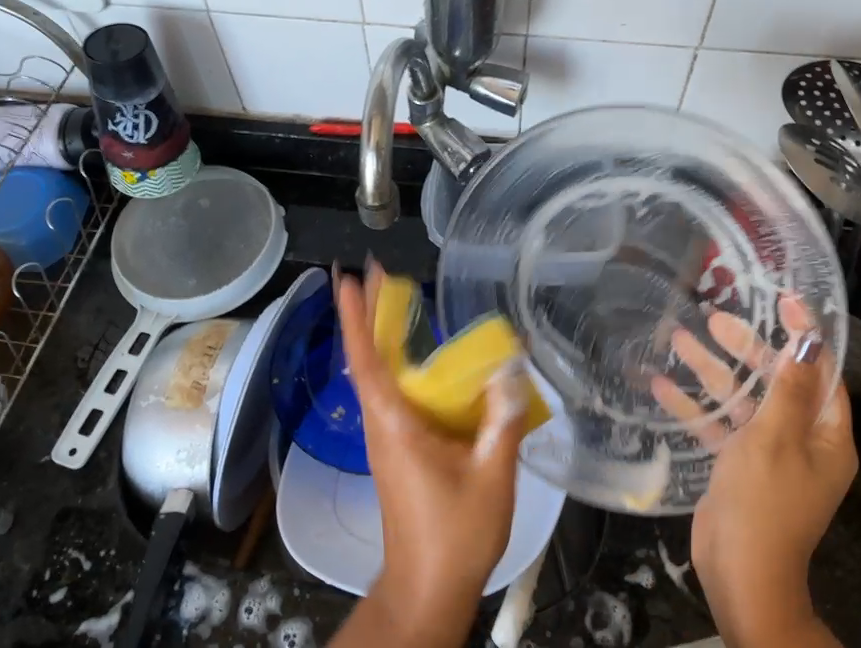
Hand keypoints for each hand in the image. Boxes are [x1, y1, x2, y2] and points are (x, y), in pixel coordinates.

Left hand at [329, 260, 531, 647]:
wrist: (429, 588)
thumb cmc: (455, 534)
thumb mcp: (491, 476)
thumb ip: (503, 421)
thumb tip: (511, 371)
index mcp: (396, 426)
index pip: (368, 362)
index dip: (358, 320)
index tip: (349, 282)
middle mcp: (383, 426)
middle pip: (370, 360)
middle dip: (370, 315)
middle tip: (376, 273)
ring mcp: (388, 439)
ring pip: (381, 377)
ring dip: (386, 338)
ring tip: (397, 301)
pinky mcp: (400, 451)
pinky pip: (397, 396)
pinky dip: (406, 367)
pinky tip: (433, 362)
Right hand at [654, 297, 853, 647]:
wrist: (740, 573)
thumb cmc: (764, 502)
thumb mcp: (775, 438)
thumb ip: (788, 387)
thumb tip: (808, 340)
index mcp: (824, 434)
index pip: (819, 371)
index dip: (803, 335)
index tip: (780, 299)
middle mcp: (801, 439)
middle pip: (776, 380)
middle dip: (746, 348)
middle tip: (714, 317)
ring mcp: (768, 454)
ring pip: (742, 400)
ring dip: (713, 371)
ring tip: (678, 337)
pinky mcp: (738, 467)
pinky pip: (719, 427)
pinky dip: (695, 407)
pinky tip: (662, 385)